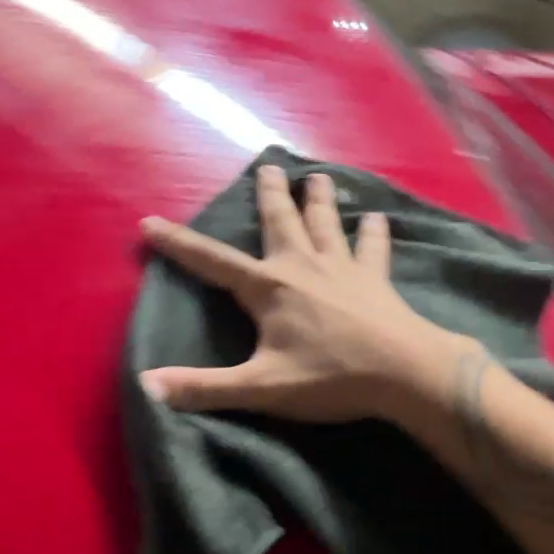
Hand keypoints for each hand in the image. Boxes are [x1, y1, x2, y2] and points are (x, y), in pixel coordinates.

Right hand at [139, 163, 475, 422]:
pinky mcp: (376, 280)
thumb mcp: (260, 388)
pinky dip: (375, 234)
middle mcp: (303, 266)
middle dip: (270, 194)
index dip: (179, 244)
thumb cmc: (330, 378)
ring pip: (327, 224)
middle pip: (281, 221)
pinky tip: (378, 219)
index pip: (212, 261)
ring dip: (320, 200)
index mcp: (269, 288)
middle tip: (269, 165)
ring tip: (318, 176)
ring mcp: (343, 269)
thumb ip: (203, 388)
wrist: (406, 372)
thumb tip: (147, 386)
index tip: (150, 222)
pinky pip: (373, 249)